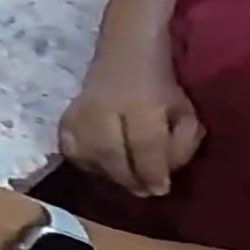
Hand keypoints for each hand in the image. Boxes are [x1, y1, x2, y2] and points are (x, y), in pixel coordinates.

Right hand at [58, 59, 202, 196]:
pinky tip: (97, 167)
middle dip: (127, 177)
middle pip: (110, 153)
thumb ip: (179, 143)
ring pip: (86, 153)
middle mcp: (104, 111)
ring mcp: (78, 114)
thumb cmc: (162, 87)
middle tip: (141, 192)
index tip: (160, 190)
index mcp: (142, 106)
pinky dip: (82, 162)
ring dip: (104, 173)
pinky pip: (68, 148)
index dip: (151, 171)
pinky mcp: (63, 118)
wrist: (123, 57)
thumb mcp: (185, 112)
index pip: (144, 145)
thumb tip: (162, 173)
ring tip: (121, 181)